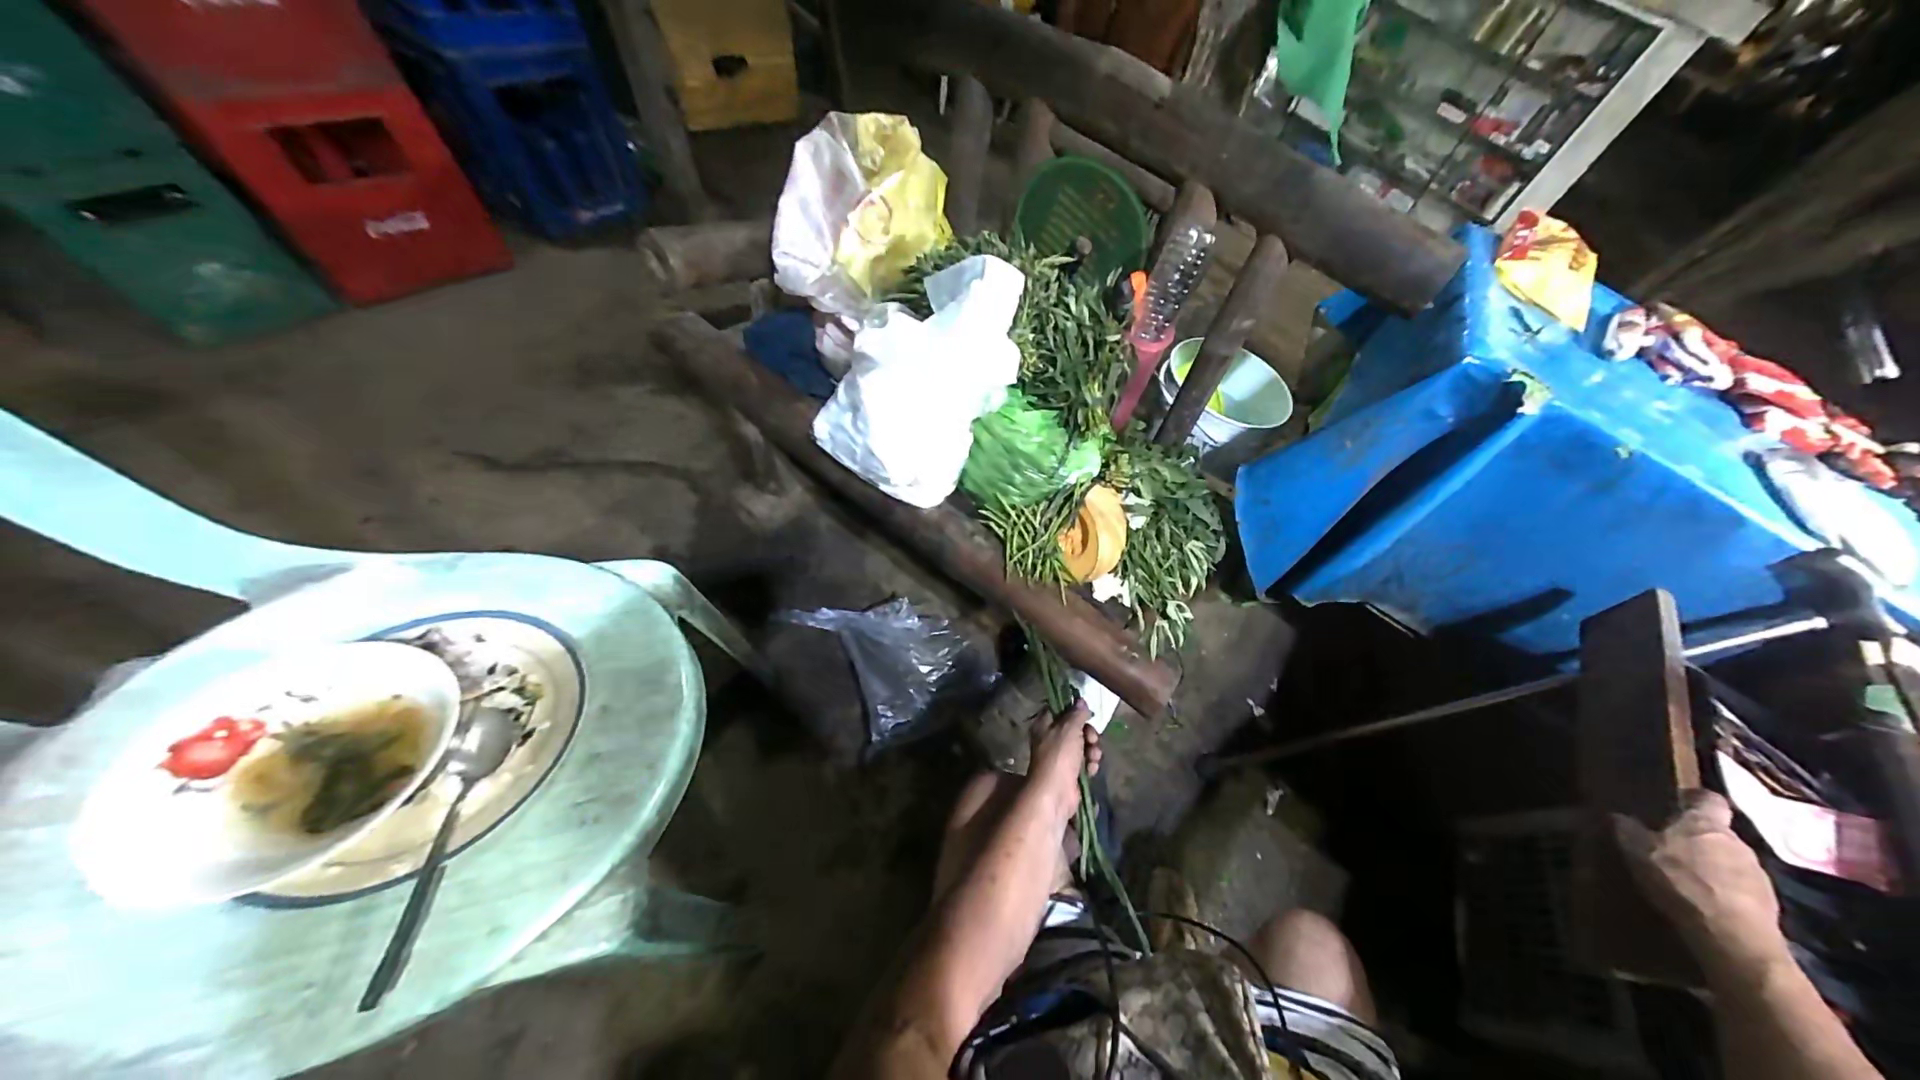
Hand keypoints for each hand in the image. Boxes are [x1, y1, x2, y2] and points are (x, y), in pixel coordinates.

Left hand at [1027, 702, 1100, 818]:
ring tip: (1092, 758)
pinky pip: (1086, 762)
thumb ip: (1077, 713)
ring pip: (1084, 745)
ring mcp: (1061, 756)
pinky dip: (1090, 764)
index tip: (1087, 713)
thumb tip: (1081, 700)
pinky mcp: (1071, 772)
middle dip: (1089, 734)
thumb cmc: (1059, 756)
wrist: (1056, 792)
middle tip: (1092, 739)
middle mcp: (1051, 738)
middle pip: (1076, 728)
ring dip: (1092, 750)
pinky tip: (1091, 770)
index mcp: (1044, 725)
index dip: (1075, 710)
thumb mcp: (1069, 728)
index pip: (1060, 710)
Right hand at [1615, 790, 1786, 974]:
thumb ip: (1628, 829)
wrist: (1732, 935)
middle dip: (1697, 837)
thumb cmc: (1681, 880)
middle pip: (1717, 832)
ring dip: (1711, 865)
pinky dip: (1722, 889)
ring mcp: (1759, 874)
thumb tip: (1618, 815)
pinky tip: (1703, 901)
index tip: (1677, 802)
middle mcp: (1738, 842)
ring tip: (1686, 878)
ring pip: (1730, 859)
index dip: (1693, 799)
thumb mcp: (1638, 850)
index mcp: (1706, 823)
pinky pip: (1740, 887)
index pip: (1708, 798)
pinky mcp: (1769, 903)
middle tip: (1670, 846)